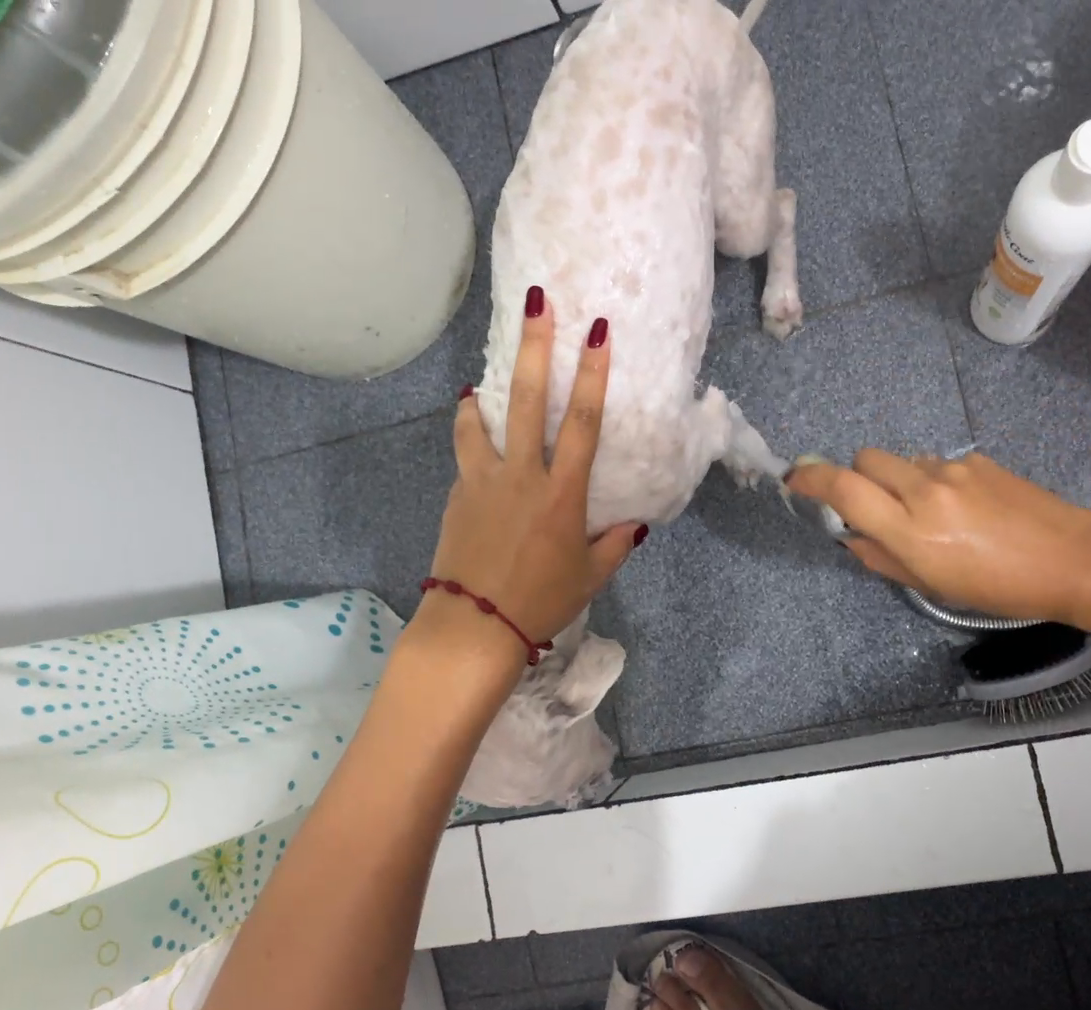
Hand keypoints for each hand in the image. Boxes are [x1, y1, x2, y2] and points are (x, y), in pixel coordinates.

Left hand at [424, 290, 641, 659]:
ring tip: (484, 374)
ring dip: (488, 387)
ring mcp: (483, 479)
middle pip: (530, 399)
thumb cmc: (541, 601)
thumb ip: (615, 545)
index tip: (598, 332)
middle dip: (536, 346)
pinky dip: (470, 430)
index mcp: (563, 493)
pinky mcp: (458, 492)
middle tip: (539, 303)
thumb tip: (633, 524)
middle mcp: (522, 475)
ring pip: (482, 418)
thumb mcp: (590, 577)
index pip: (584, 423)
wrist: (475, 625)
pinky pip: (466, 450)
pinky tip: (472, 425)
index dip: (595, 374)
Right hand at [786, 450, 1090, 622]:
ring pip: (903, 461)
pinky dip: (933, 482)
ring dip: (899, 481)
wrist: (1071, 558)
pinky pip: (937, 464)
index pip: (844, 488)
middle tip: (875, 507)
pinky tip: (964, 509)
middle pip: (866, 459)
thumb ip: (883, 559)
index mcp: (910, 528)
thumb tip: (854, 538)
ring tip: (929, 515)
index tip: (795, 480)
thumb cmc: (999, 588)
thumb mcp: (933, 585)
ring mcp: (953, 469)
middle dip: (859, 477)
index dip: (811, 479)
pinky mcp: (979, 461)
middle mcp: (925, 489)